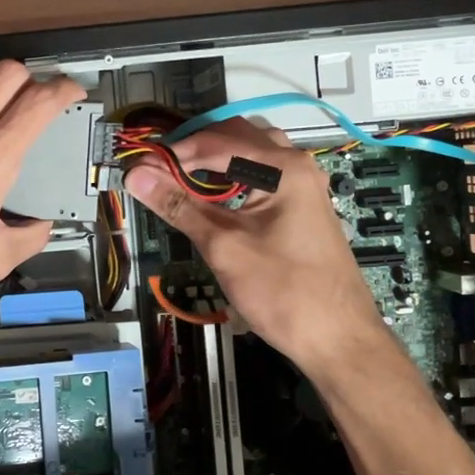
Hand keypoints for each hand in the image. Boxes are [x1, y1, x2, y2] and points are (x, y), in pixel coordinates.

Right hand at [124, 119, 391, 374]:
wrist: (338, 338)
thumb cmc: (282, 291)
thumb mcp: (223, 246)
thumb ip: (179, 205)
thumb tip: (136, 175)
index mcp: (281, 167)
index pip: (215, 141)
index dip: (173, 153)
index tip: (138, 169)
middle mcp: (295, 165)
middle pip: (236, 136)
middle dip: (193, 149)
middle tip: (157, 173)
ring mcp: (302, 185)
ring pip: (249, 154)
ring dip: (213, 160)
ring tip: (178, 182)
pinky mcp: (300, 207)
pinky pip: (260, 175)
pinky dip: (231, 178)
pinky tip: (210, 200)